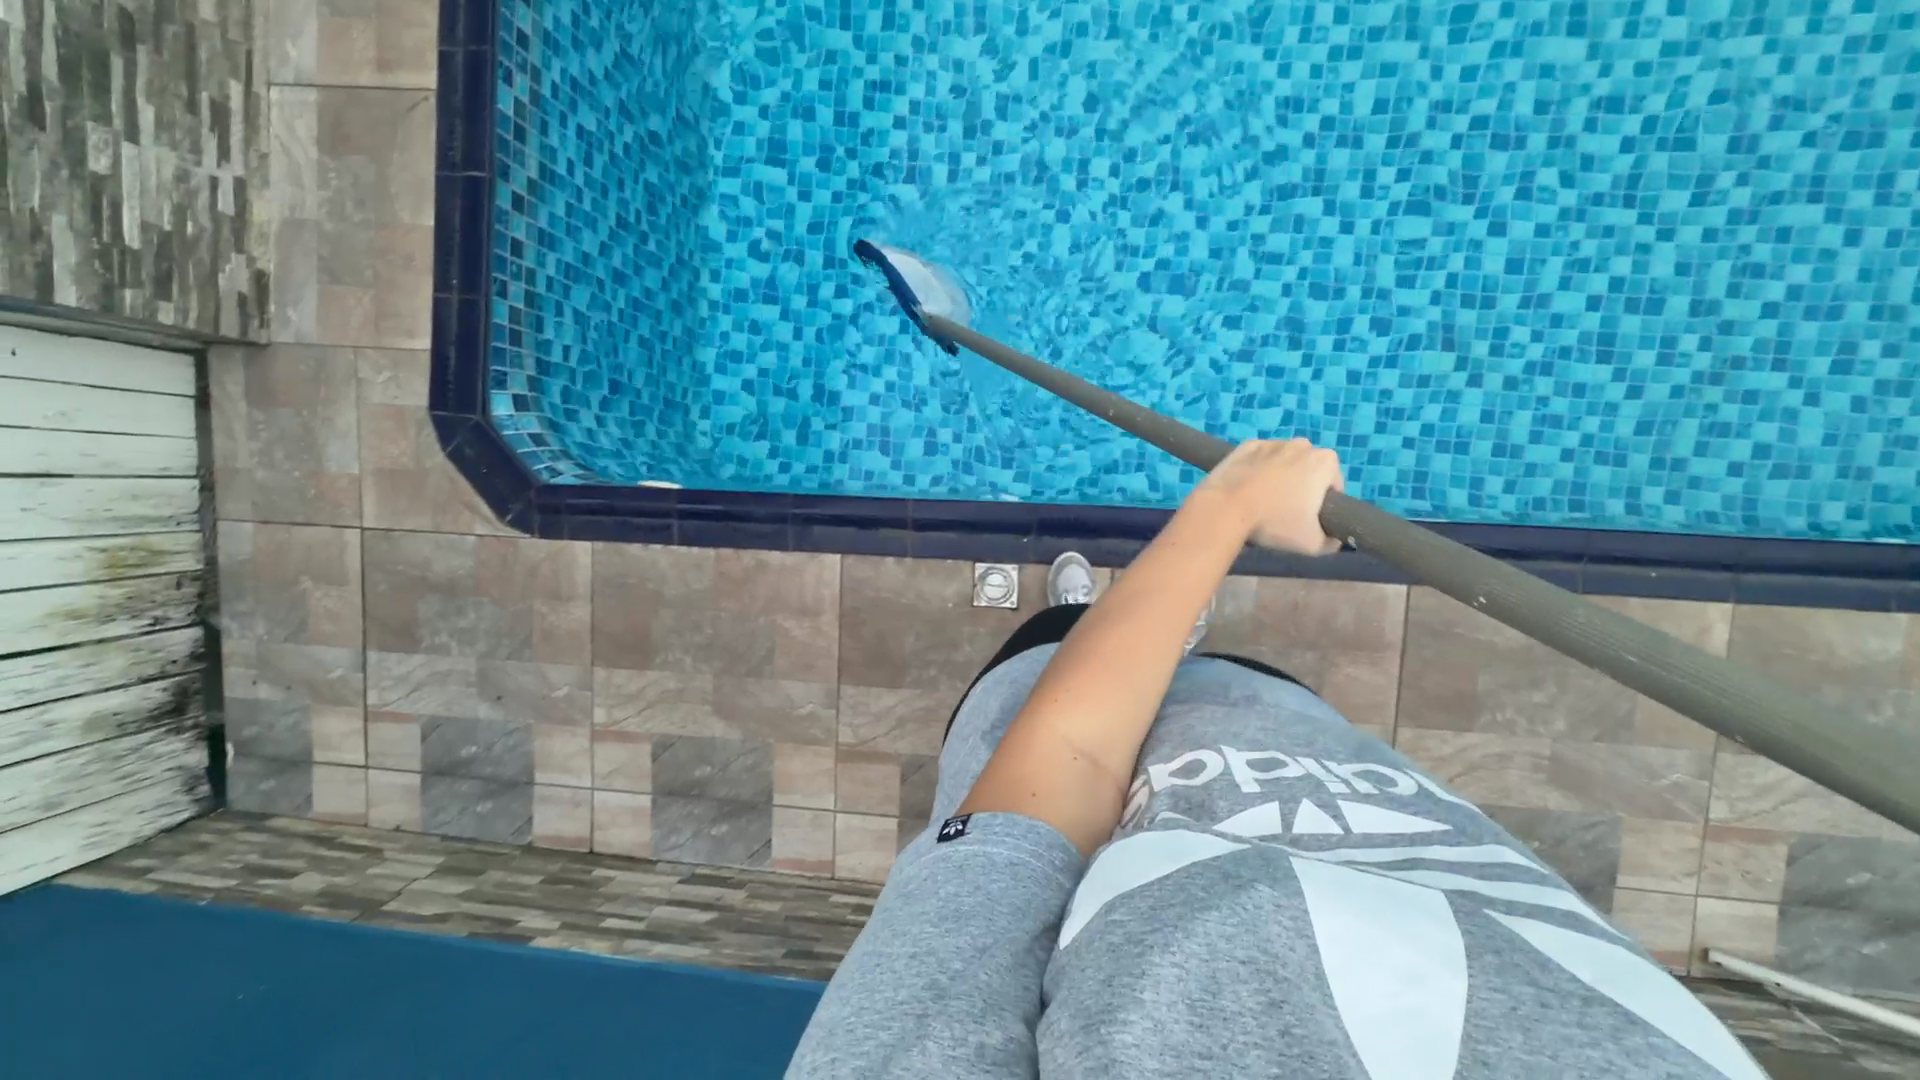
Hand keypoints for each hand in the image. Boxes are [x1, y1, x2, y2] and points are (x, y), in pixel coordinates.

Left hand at [1194, 438, 1343, 554]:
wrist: (1225, 509)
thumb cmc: (1274, 523)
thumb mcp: (1314, 544)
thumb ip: (1332, 541)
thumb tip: (1333, 539)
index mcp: (1325, 461)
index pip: (1333, 484)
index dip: (1323, 503)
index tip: (1307, 518)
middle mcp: (1301, 444)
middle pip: (1308, 469)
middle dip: (1302, 486)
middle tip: (1284, 511)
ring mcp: (1271, 442)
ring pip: (1283, 461)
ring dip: (1279, 475)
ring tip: (1263, 500)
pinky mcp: (1245, 446)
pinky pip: (1258, 458)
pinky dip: (1256, 468)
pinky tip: (1247, 487)